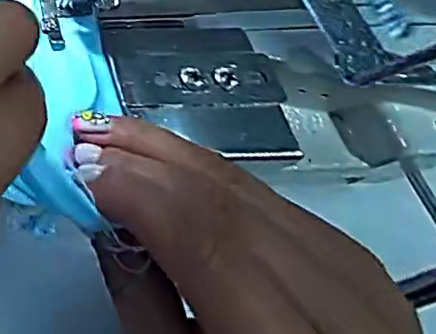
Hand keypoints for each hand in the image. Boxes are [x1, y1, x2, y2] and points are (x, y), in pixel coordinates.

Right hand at [72, 115, 420, 333]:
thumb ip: (144, 302)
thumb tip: (104, 212)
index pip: (213, 241)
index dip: (141, 192)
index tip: (81, 166)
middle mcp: (344, 301)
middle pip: (228, 199)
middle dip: (145, 158)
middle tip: (84, 136)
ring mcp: (354, 268)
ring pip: (244, 183)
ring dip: (167, 152)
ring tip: (109, 133)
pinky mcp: (346, 249)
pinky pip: (260, 191)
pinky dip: (202, 170)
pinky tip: (161, 157)